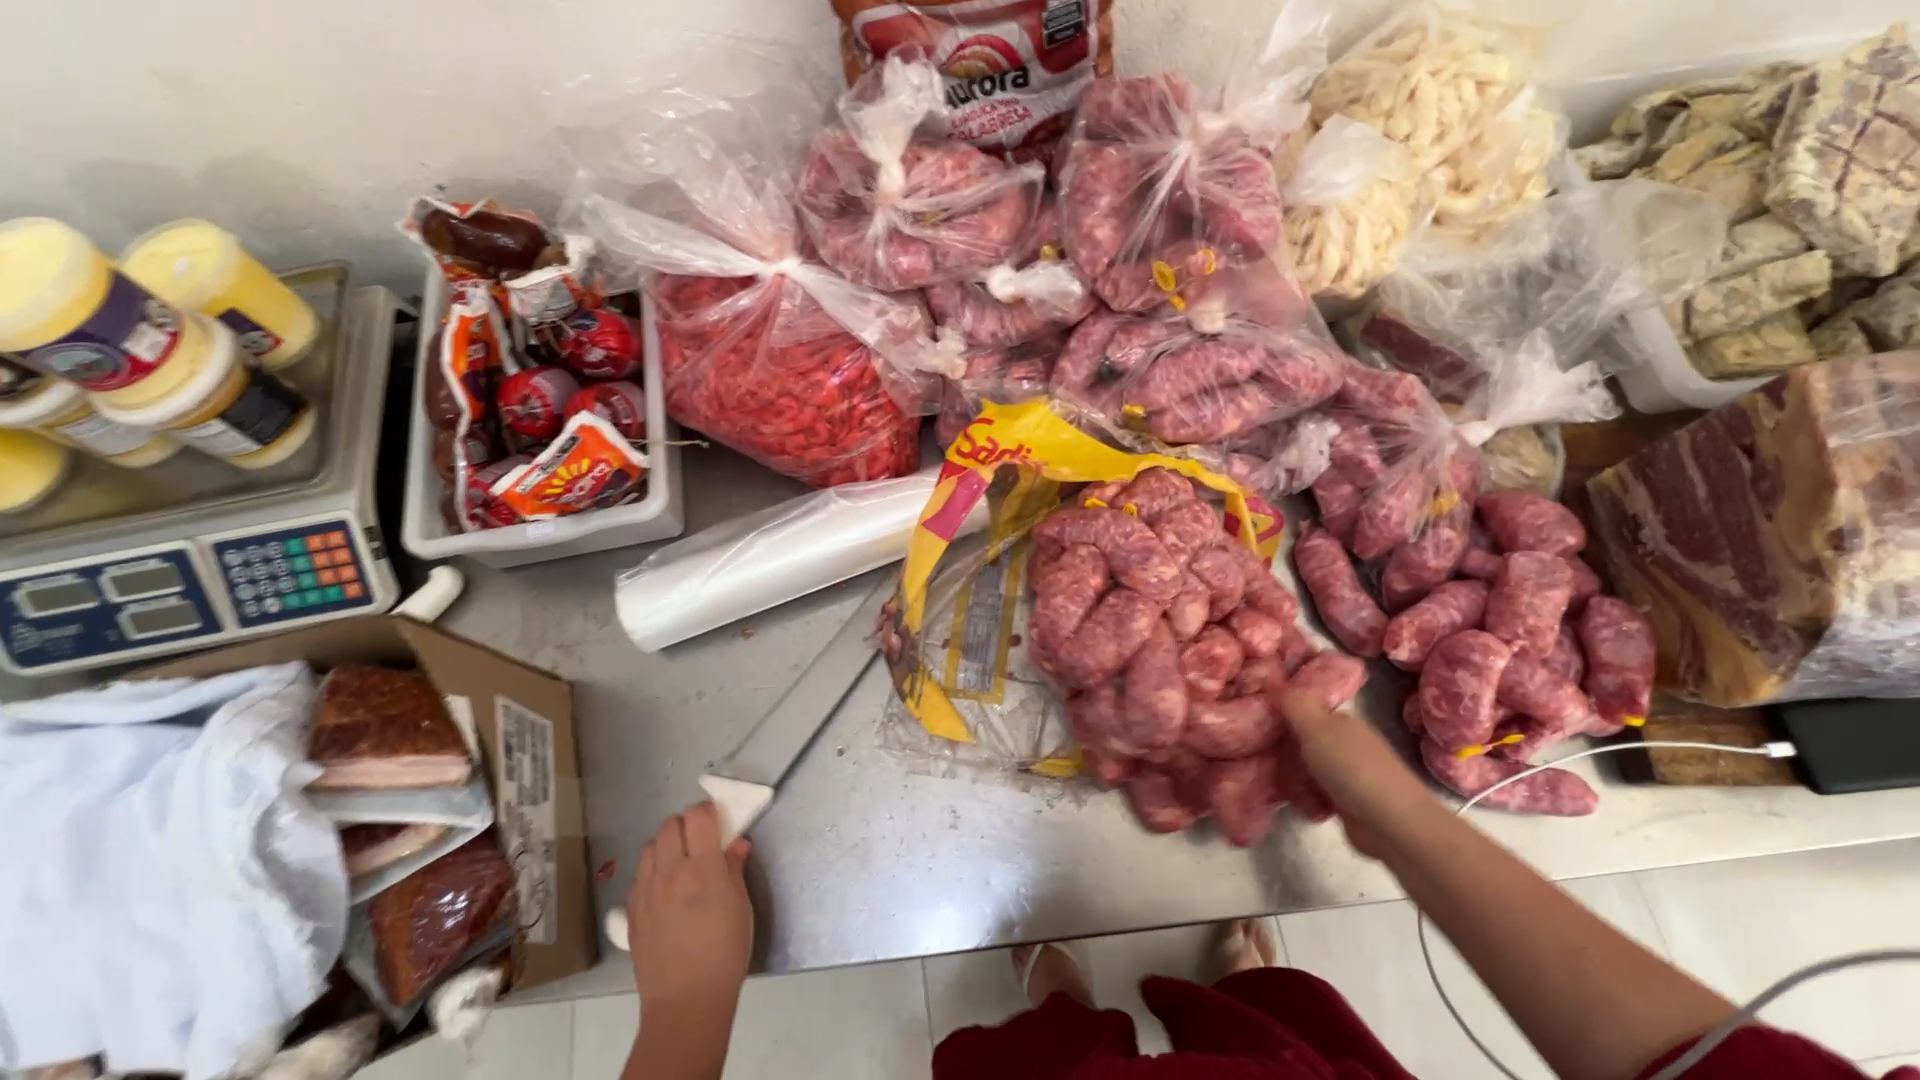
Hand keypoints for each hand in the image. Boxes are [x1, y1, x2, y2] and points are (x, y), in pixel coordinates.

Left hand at [627, 802, 754, 1017]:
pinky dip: (653, 869)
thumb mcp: (741, 907)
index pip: (698, 817)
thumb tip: (736, 844)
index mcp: (702, 868)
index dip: (709, 811)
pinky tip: (665, 889)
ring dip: (666, 844)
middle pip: (670, 825)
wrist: (686, 999)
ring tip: (681, 862)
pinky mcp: (631, 910)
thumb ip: (735, 869)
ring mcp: (645, 891)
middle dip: (687, 824)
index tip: (719, 820)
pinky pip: (639, 873)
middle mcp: (669, 872)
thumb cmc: (725, 953)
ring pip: (650, 845)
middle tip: (701, 840)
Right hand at [1270, 688, 1419, 858]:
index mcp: (1342, 722)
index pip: (1305, 709)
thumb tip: (1270, 678)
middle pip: (1304, 740)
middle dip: (1282, 748)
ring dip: (1290, 776)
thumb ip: (1292, 703)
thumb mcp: (1316, 728)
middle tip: (1255, 754)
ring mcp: (1348, 775)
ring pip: (1307, 768)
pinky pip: (1315, 794)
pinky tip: (1291, 802)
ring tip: (1269, 780)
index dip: (1281, 712)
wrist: (1391, 823)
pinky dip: (1303, 798)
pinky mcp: (1347, 804)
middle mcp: (1346, 744)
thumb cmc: (1352, 768)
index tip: (1253, 719)